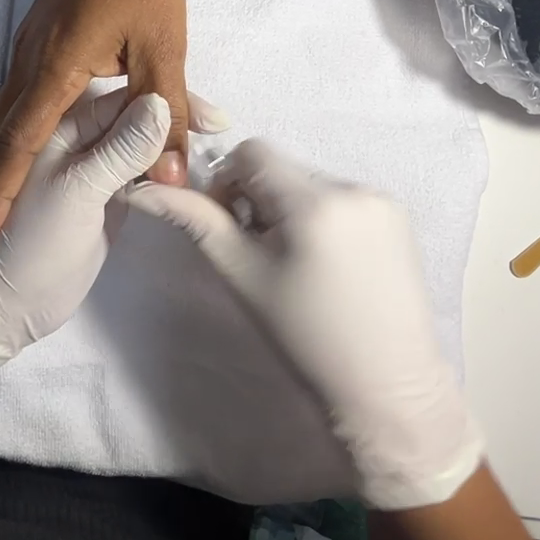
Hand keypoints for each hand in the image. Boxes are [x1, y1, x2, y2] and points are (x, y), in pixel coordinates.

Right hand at [0, 0, 201, 243]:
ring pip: (6, 115)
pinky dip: (24, 129)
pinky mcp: (34, 42)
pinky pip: (18, 96)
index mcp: (54, 70)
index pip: (18, 145)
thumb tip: (169, 177)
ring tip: (25, 192)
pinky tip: (56, 139)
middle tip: (1, 224)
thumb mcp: (163, 46)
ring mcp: (25, 51)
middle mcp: (27, 64)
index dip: (0, 193)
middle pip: (0, 136)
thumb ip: (164, 113)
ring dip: (12, 156)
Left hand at [0, 88, 227, 372]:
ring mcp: (93, 166)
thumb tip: (162, 101)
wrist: (15, 301)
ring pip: (140, 142)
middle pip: (134, 116)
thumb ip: (119, 148)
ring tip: (214, 141)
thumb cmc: (37, 242)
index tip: (209, 113)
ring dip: (171, 143)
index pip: (121, 100)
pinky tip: (190, 167)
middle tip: (220, 124)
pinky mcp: (105, 193)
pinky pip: (140, 170)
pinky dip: (164, 168)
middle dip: (174, 118)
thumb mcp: (79, 190)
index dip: (165, 102)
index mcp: (61, 125)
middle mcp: (78, 137)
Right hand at [124, 139, 483, 508]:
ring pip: (308, 180)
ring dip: (288, 206)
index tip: (230, 225)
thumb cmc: (302, 335)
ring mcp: (381, 201)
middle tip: (259, 250)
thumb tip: (140, 188)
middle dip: (258, 197)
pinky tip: (324, 261)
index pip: (251, 152)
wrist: (385, 387)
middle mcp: (353, 188)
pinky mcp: (398, 215)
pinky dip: (319, 215)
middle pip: (280, 167)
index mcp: (313, 202)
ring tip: (294, 260)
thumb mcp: (240, 273)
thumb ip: (194, 219)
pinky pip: (339, 196)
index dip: (227, 181)